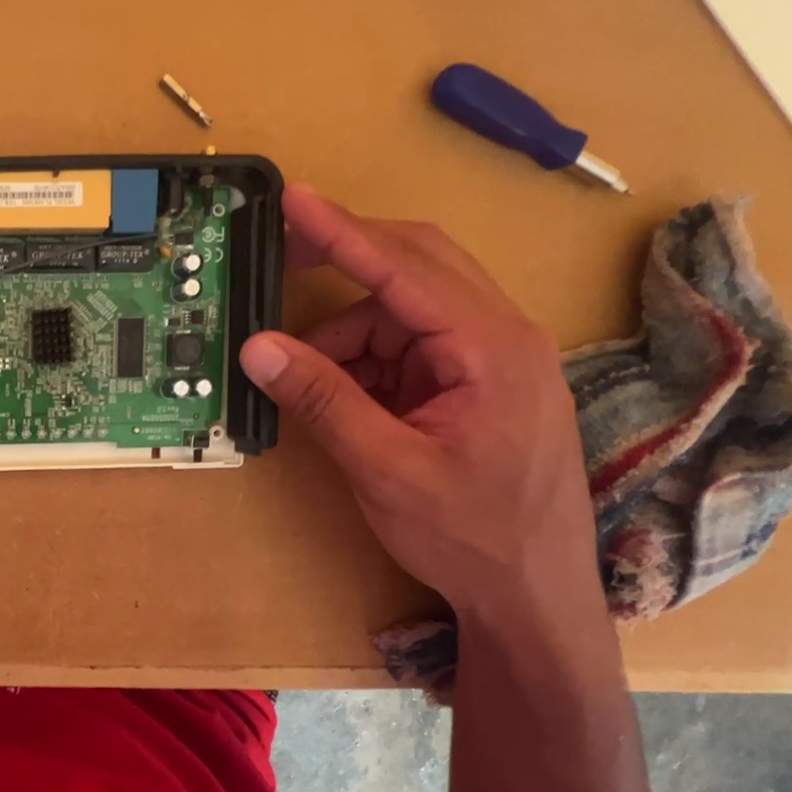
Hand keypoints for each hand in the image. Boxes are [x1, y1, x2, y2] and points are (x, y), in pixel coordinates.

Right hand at [238, 185, 597, 620]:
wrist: (533, 591)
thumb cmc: (469, 534)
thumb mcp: (384, 469)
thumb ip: (322, 401)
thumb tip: (258, 348)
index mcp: (492, 346)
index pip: (407, 267)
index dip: (343, 232)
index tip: (294, 200)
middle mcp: (501, 335)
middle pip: (417, 268)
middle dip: (347, 259)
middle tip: (282, 254)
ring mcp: (492, 359)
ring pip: (407, 314)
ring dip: (348, 337)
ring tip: (303, 380)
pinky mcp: (477, 384)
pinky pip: (411, 350)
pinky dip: (367, 366)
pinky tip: (341, 400)